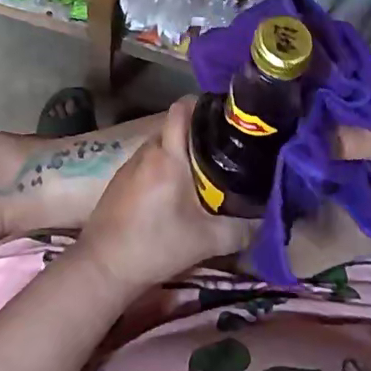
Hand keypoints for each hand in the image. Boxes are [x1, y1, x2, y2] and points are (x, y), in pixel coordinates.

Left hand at [74, 97, 253, 294]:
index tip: (223, 116)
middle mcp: (148, 150)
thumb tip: (267, 221)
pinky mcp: (120, 179)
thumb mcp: (206, 241)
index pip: (182, 108)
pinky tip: (174, 189)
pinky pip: (148, 159)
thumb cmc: (156, 245)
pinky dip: (163, 165)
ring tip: (203, 169)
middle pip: (175, 126)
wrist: (103, 266)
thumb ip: (241, 230)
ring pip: (161, 143)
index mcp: (168, 155)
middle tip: (222, 148)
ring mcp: (130, 163)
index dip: (202, 104)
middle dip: (197, 132)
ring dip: (179, 151)